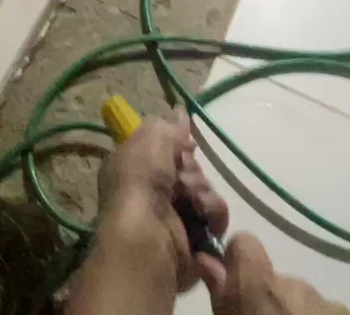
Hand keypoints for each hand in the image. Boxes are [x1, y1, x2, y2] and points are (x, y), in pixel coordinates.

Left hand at [90, 113, 229, 293]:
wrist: (148, 238)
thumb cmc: (140, 182)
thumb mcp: (148, 141)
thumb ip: (167, 127)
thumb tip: (180, 111)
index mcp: (134, 165)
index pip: (164, 147)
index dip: (177, 145)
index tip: (184, 145)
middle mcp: (152, 189)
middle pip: (189, 167)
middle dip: (191, 170)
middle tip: (180, 179)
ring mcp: (174, 215)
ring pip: (205, 190)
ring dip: (202, 194)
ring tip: (191, 203)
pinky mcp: (195, 238)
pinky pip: (215, 216)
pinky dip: (213, 216)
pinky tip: (204, 219)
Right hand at [208, 234, 349, 314]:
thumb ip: (221, 291)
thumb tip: (206, 258)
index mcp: (259, 284)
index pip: (245, 242)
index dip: (239, 260)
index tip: (236, 282)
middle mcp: (294, 284)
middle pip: (279, 277)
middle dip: (274, 298)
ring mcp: (329, 303)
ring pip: (307, 299)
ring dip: (300, 313)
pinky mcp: (348, 313)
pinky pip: (332, 312)